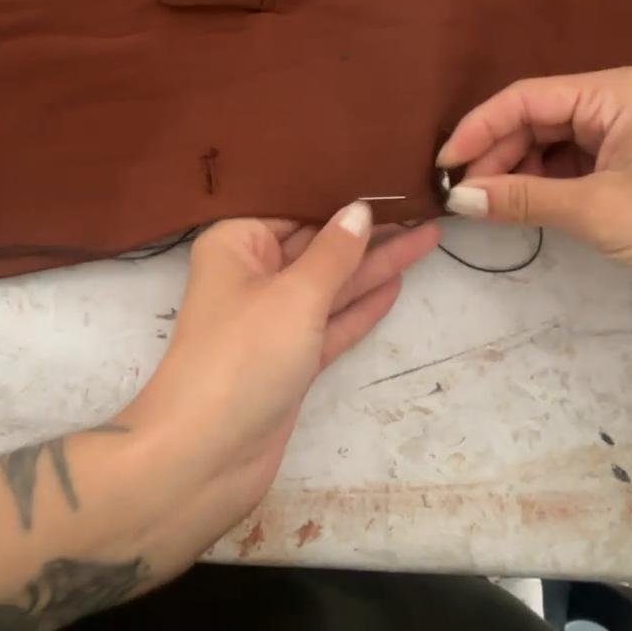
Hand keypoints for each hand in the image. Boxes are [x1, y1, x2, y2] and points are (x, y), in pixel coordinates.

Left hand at [120, 205, 440, 562]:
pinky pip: (331, 322)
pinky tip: (396, 283)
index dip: (337, 195)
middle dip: (363, 231)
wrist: (206, 453)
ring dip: (373, 266)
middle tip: (419, 207)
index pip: (292, 208)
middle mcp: (251, 275)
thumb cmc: (244, 355)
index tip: (382, 176)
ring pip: (329, 285)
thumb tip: (359, 210)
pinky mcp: (289, 359)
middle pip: (315, 245)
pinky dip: (360, 306)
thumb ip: (334, 252)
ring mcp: (272, 320)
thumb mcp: (295, 295)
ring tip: (426, 237)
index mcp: (236, 244)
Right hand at [435, 67, 631, 308]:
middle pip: (534, 118)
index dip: (478, 129)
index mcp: (613, 92)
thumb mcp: (597, 211)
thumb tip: (455, 198)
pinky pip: (570, 164)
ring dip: (516, 171)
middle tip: (464, 197)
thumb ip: (522, 199)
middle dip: (496, 155)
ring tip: (491, 206)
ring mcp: (626, 133)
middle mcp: (617, 101)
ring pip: (549, 143)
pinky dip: (542, 183)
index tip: (443, 168)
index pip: (525, 98)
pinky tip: (525, 206)